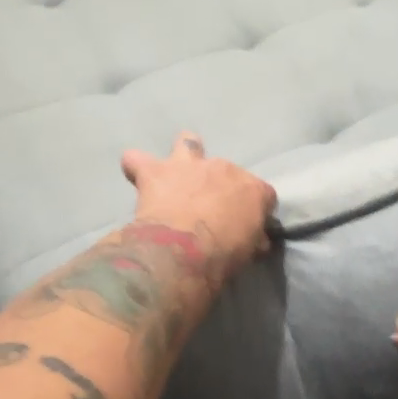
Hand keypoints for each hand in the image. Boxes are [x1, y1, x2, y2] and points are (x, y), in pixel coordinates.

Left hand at [121, 131, 277, 279]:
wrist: (185, 250)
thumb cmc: (224, 255)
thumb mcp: (248, 251)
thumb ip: (252, 238)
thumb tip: (255, 240)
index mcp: (253, 189)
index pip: (262, 194)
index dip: (253, 208)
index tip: (245, 224)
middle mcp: (224, 168)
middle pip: (225, 170)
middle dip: (217, 186)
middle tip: (208, 209)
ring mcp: (190, 165)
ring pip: (188, 143)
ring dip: (183, 156)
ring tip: (175, 173)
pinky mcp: (156, 171)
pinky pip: (137, 160)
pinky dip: (136, 166)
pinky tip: (135, 174)